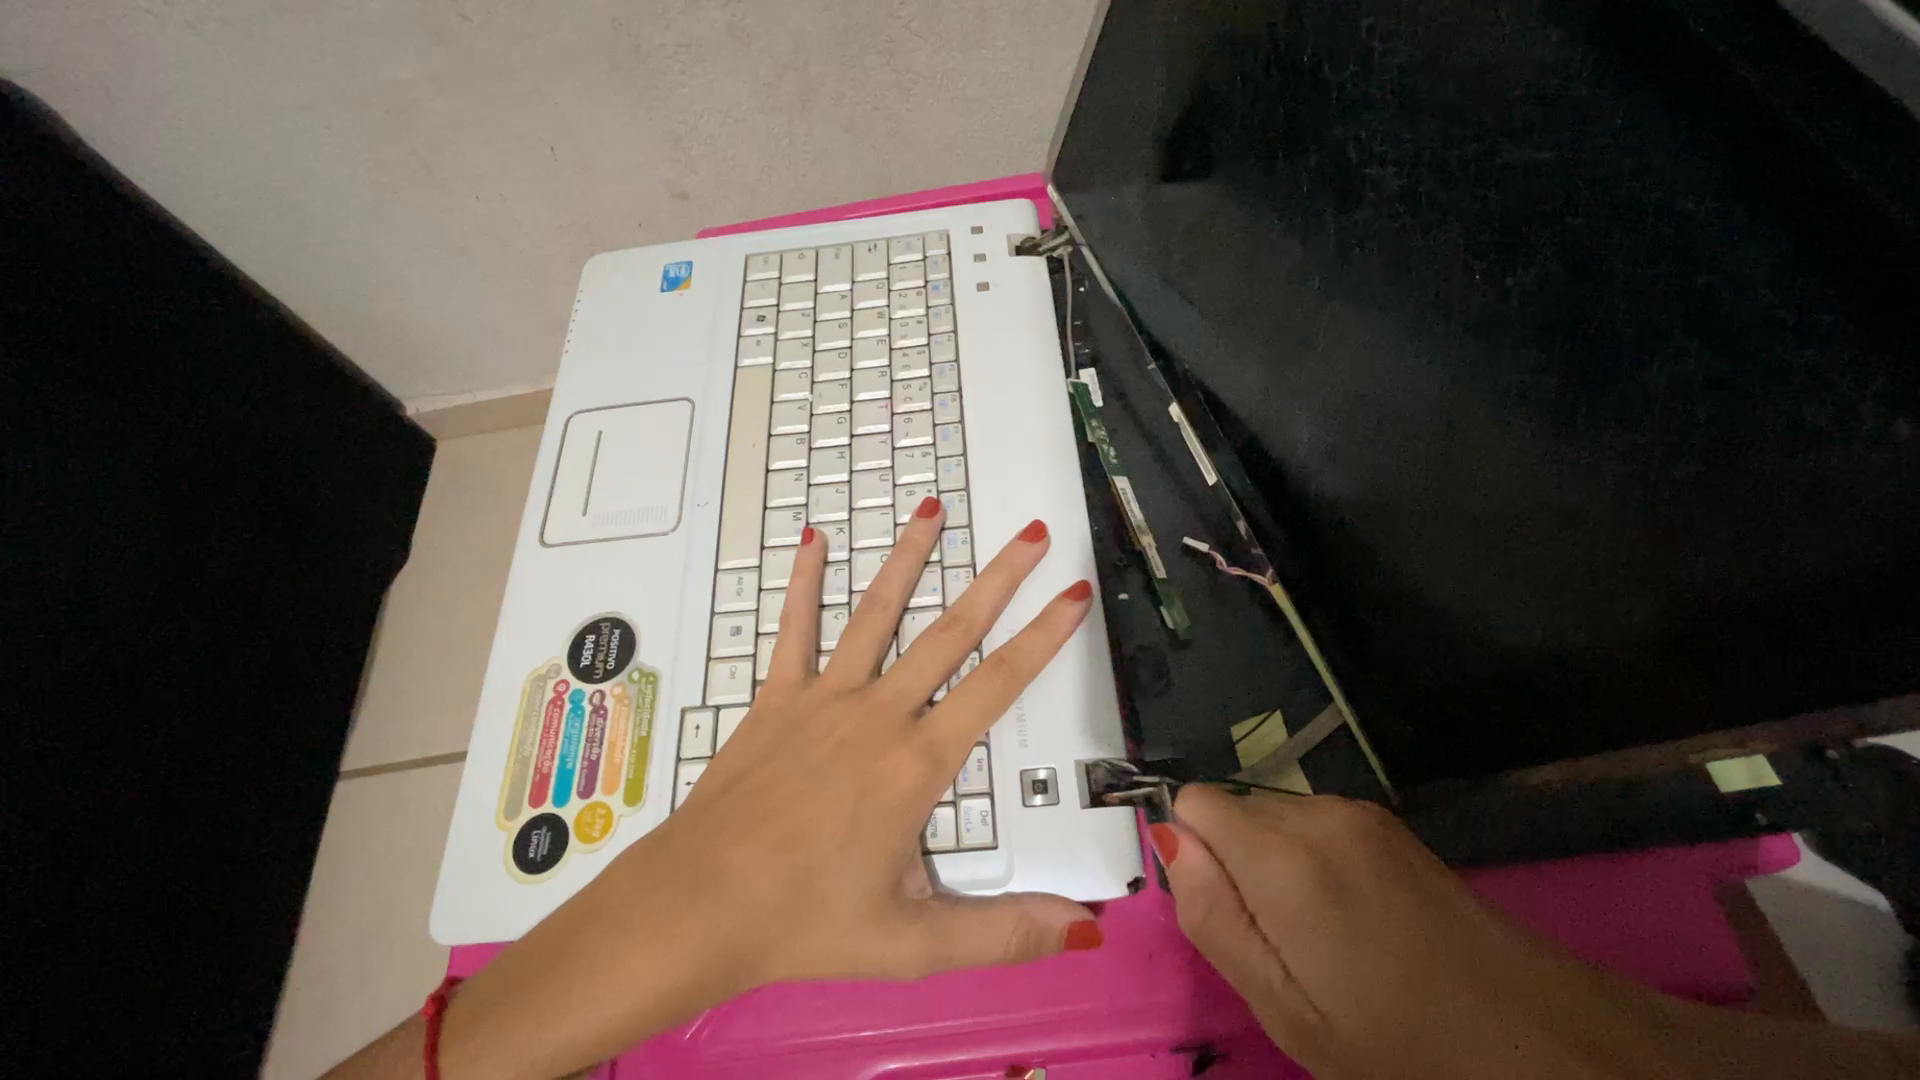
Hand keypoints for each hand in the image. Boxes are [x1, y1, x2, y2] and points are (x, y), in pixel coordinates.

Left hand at [429, 499, 1101, 1078]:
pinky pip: (793, 629)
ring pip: (877, 613)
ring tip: (933, 506)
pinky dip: (802, 582)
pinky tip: (812, 538)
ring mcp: (823, 698)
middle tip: (1032, 532)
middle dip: (998, 579)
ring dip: (909, 557)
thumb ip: (1004, 933)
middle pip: (950, 632)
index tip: (1074, 591)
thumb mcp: (913, 944)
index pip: (997, 685)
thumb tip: (1087, 926)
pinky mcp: (775, 698)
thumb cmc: (806, 925)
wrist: (698, 907)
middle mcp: (878, 714)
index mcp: (918, 764)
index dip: (1043, 637)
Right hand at [1154, 788, 1700, 1079]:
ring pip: (1270, 815)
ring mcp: (1358, 812)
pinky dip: (1308, 859)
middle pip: (1231, 807)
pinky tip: (1353, 916)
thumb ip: (1212, 917)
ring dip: (1272, 862)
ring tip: (1322, 935)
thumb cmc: (1399, 1044)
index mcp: (1284, 858)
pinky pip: (1311, 823)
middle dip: (1232, 861)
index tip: (1231, 914)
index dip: (1195, 855)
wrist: (1540, 1039)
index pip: (1193, 802)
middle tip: (1280, 940)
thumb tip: (1170, 840)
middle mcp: (1317, 814)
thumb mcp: (1286, 1009)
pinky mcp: (1387, 821)